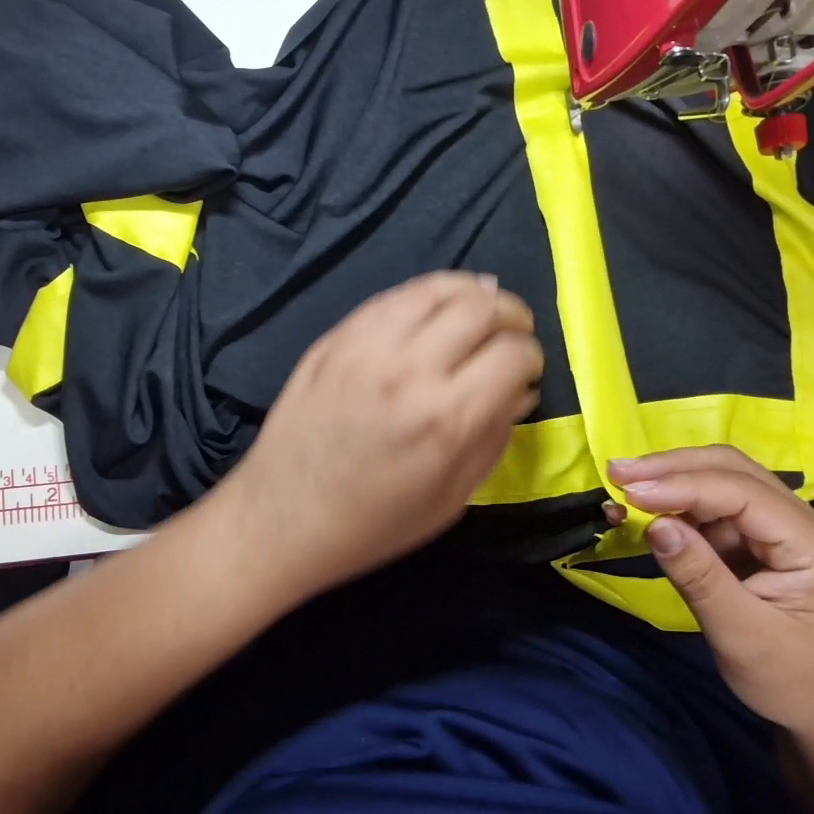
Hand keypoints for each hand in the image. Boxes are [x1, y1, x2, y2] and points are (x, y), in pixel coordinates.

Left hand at [218, 271, 543, 594]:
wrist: (281, 519)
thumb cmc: (373, 525)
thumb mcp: (451, 499)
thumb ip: (493, 437)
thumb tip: (520, 390)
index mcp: (445, 418)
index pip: (512, 354)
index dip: (532, 357)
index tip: (528, 370)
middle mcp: (408, 370)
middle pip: (480, 309)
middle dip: (511, 315)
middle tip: (515, 331)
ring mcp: (366, 347)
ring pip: (436, 289)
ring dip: (472, 292)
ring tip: (484, 307)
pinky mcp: (336, 339)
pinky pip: (392, 296)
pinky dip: (426, 294)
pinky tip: (437, 307)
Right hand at [606, 446, 813, 738]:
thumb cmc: (789, 679)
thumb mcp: (741, 635)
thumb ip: (699, 577)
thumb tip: (655, 525)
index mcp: (808, 541)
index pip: (740, 493)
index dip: (683, 486)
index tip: (629, 491)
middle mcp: (796, 520)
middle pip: (731, 470)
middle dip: (673, 468)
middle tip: (617, 472)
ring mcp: (774, 527)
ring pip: (719, 480)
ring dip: (670, 480)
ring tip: (622, 486)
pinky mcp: (752, 538)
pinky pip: (710, 507)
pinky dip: (674, 503)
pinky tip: (644, 510)